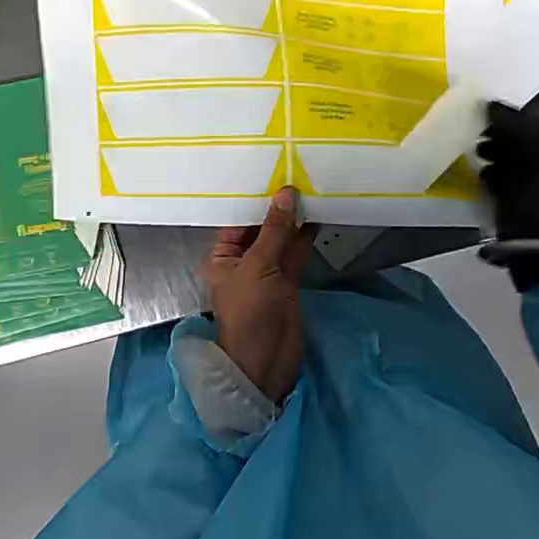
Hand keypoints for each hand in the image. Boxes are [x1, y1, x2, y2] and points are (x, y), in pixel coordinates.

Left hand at [201, 187, 317, 402]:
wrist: (266, 362)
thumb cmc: (250, 314)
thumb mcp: (259, 268)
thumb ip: (275, 231)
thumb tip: (286, 194)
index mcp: (221, 256)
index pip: (238, 222)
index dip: (256, 202)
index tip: (274, 176)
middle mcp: (241, 261)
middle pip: (260, 229)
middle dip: (277, 209)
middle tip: (299, 178)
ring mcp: (265, 272)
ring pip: (280, 240)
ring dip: (294, 221)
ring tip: (312, 192)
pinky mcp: (286, 282)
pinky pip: (294, 254)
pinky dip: (305, 238)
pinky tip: (317, 218)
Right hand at [478, 102, 538, 288]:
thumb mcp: (538, 161)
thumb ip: (519, 132)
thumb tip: (494, 107)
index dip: (510, 120)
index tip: (479, 116)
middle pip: (530, 149)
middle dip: (502, 142)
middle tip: (473, 140)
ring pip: (521, 170)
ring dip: (498, 162)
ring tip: (476, 162)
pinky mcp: (536, 221)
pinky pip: (514, 191)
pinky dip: (498, 183)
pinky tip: (483, 183)